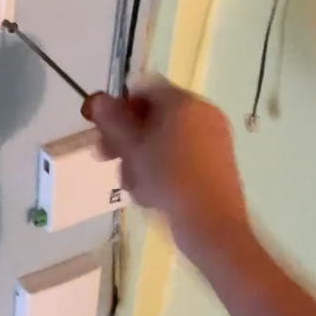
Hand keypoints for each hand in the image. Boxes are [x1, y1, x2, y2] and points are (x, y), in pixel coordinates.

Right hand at [83, 79, 252, 257]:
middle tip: (106, 157)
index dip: (117, 107)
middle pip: (153, 115)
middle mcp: (203, 113)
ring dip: (140, 156)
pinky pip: (181, 155)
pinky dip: (162, 167)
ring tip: (132, 183)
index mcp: (184, 102)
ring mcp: (214, 139)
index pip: (143, 90)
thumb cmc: (169, 179)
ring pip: (164, 139)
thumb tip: (96, 99)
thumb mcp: (132, 147)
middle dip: (126, 136)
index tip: (100, 131)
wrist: (212, 225)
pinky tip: (151, 192)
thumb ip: (111, 119)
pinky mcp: (218, 164)